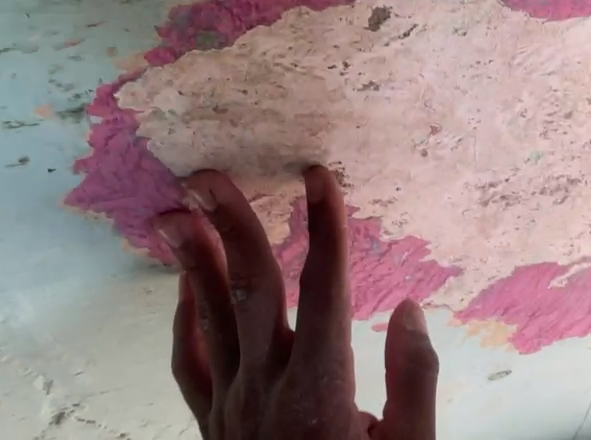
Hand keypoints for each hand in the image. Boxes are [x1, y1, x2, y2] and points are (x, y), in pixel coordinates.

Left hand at [155, 167, 439, 439]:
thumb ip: (414, 382)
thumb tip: (410, 308)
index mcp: (321, 390)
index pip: (325, 288)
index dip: (325, 226)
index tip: (320, 176)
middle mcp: (267, 388)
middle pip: (251, 288)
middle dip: (232, 224)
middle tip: (206, 177)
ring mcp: (232, 407)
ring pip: (209, 318)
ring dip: (191, 261)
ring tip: (176, 213)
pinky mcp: (214, 426)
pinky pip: (188, 366)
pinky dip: (183, 321)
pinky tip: (183, 288)